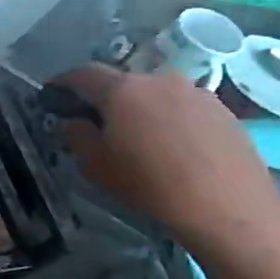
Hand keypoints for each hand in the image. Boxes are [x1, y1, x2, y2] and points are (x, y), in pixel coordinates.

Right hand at [51, 65, 279, 262]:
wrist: (226, 205)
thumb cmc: (149, 184)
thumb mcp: (96, 165)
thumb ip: (77, 135)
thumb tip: (74, 120)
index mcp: (122, 90)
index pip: (83, 74)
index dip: (63, 82)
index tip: (52, 94)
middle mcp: (158, 79)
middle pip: (121, 81)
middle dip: (104, 98)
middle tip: (96, 123)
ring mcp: (195, 91)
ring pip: (154, 93)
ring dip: (139, 108)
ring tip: (137, 137)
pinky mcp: (222, 109)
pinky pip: (182, 106)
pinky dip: (168, 118)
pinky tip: (170, 146)